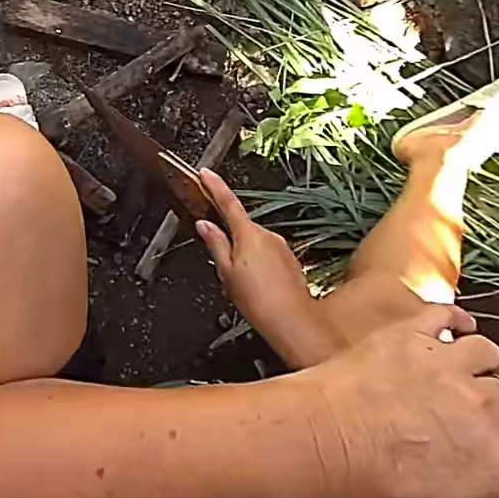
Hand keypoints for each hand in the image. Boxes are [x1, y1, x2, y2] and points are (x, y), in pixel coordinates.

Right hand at [194, 169, 331, 363]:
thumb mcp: (226, 272)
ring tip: (239, 281)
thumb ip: (215, 243)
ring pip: (253, 241)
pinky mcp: (290, 261)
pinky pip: (266, 253)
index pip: (227, 202)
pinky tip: (254, 284)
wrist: (294, 324)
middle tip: (221, 260)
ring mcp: (281, 248)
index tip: (205, 173)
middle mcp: (268, 236)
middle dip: (228, 236)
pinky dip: (257, 262)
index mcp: (249, 234)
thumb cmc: (260, 301)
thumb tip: (204, 225)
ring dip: (243, 253)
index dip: (214, 185)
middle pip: (240, 225)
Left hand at [296, 303, 498, 497]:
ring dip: (479, 362)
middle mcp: (484, 402)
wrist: (332, 435)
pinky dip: (455, 316)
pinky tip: (456, 323)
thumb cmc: (388, 475)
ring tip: (461, 373)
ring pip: (487, 351)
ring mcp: (447, 362)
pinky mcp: (412, 333)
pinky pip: (446, 313)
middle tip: (475, 411)